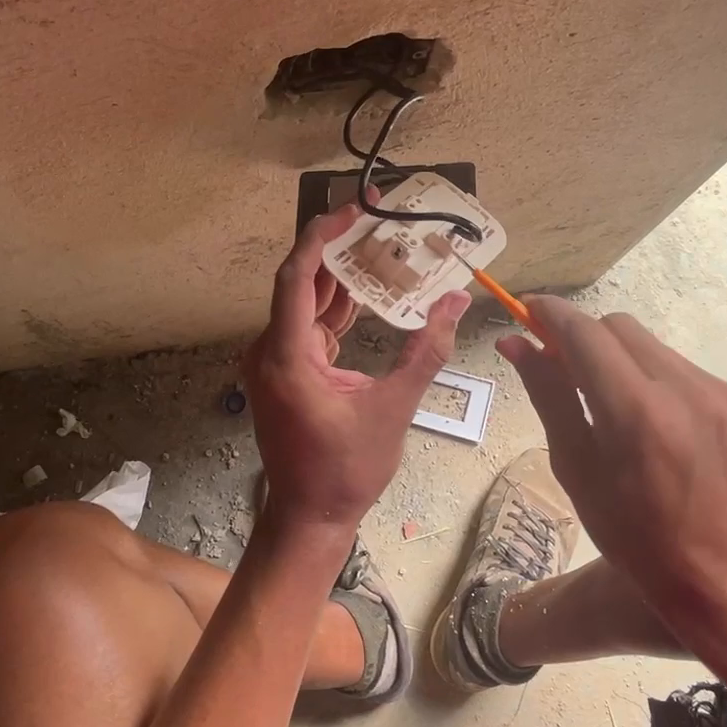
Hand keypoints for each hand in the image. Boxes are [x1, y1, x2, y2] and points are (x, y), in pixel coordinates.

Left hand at [244, 205, 471, 528]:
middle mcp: (270, 352)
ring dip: (340, 279)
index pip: (297, 278)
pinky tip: (368, 292)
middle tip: (377, 222)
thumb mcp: (393, 408)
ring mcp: (275, 361)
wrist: (309, 515)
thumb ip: (425, 350)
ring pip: (306, 304)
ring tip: (381, 248)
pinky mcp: (287, 371)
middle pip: (301, 284)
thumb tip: (456, 303)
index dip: (321, 238)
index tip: (352, 211)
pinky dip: (337, 309)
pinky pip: (309, 327)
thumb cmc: (346, 471)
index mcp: (286, 357)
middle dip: (338, 250)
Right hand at [495, 295, 726, 629]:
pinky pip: (680, 366)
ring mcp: (720, 391)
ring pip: (649, 344)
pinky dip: (652, 377)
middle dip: (582, 335)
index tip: (525, 310)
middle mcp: (683, 389)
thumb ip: (549, 396)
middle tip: (560, 365)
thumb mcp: (576, 470)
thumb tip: (515, 344)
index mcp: (634, 413)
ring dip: (617, 356)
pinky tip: (652, 421)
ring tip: (609, 403)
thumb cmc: (634, 538)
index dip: (548, 314)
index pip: (583, 333)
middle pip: (617, 326)